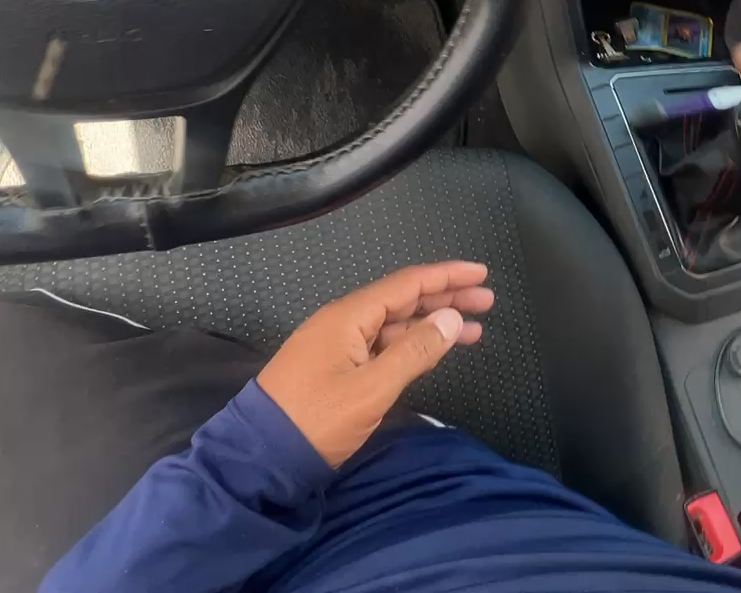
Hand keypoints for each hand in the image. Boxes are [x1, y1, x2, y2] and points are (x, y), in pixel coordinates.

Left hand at [257, 261, 491, 465]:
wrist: (253, 466)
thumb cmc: (314, 421)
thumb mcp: (371, 388)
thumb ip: (416, 351)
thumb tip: (453, 318)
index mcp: (349, 316)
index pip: (409, 283)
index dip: (448, 276)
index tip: (481, 274)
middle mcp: (344, 322)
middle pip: (405, 300)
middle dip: (447, 299)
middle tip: (487, 302)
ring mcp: (338, 346)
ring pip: (396, 324)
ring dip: (434, 324)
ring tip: (473, 330)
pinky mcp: (335, 370)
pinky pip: (383, 344)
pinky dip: (413, 344)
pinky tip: (433, 350)